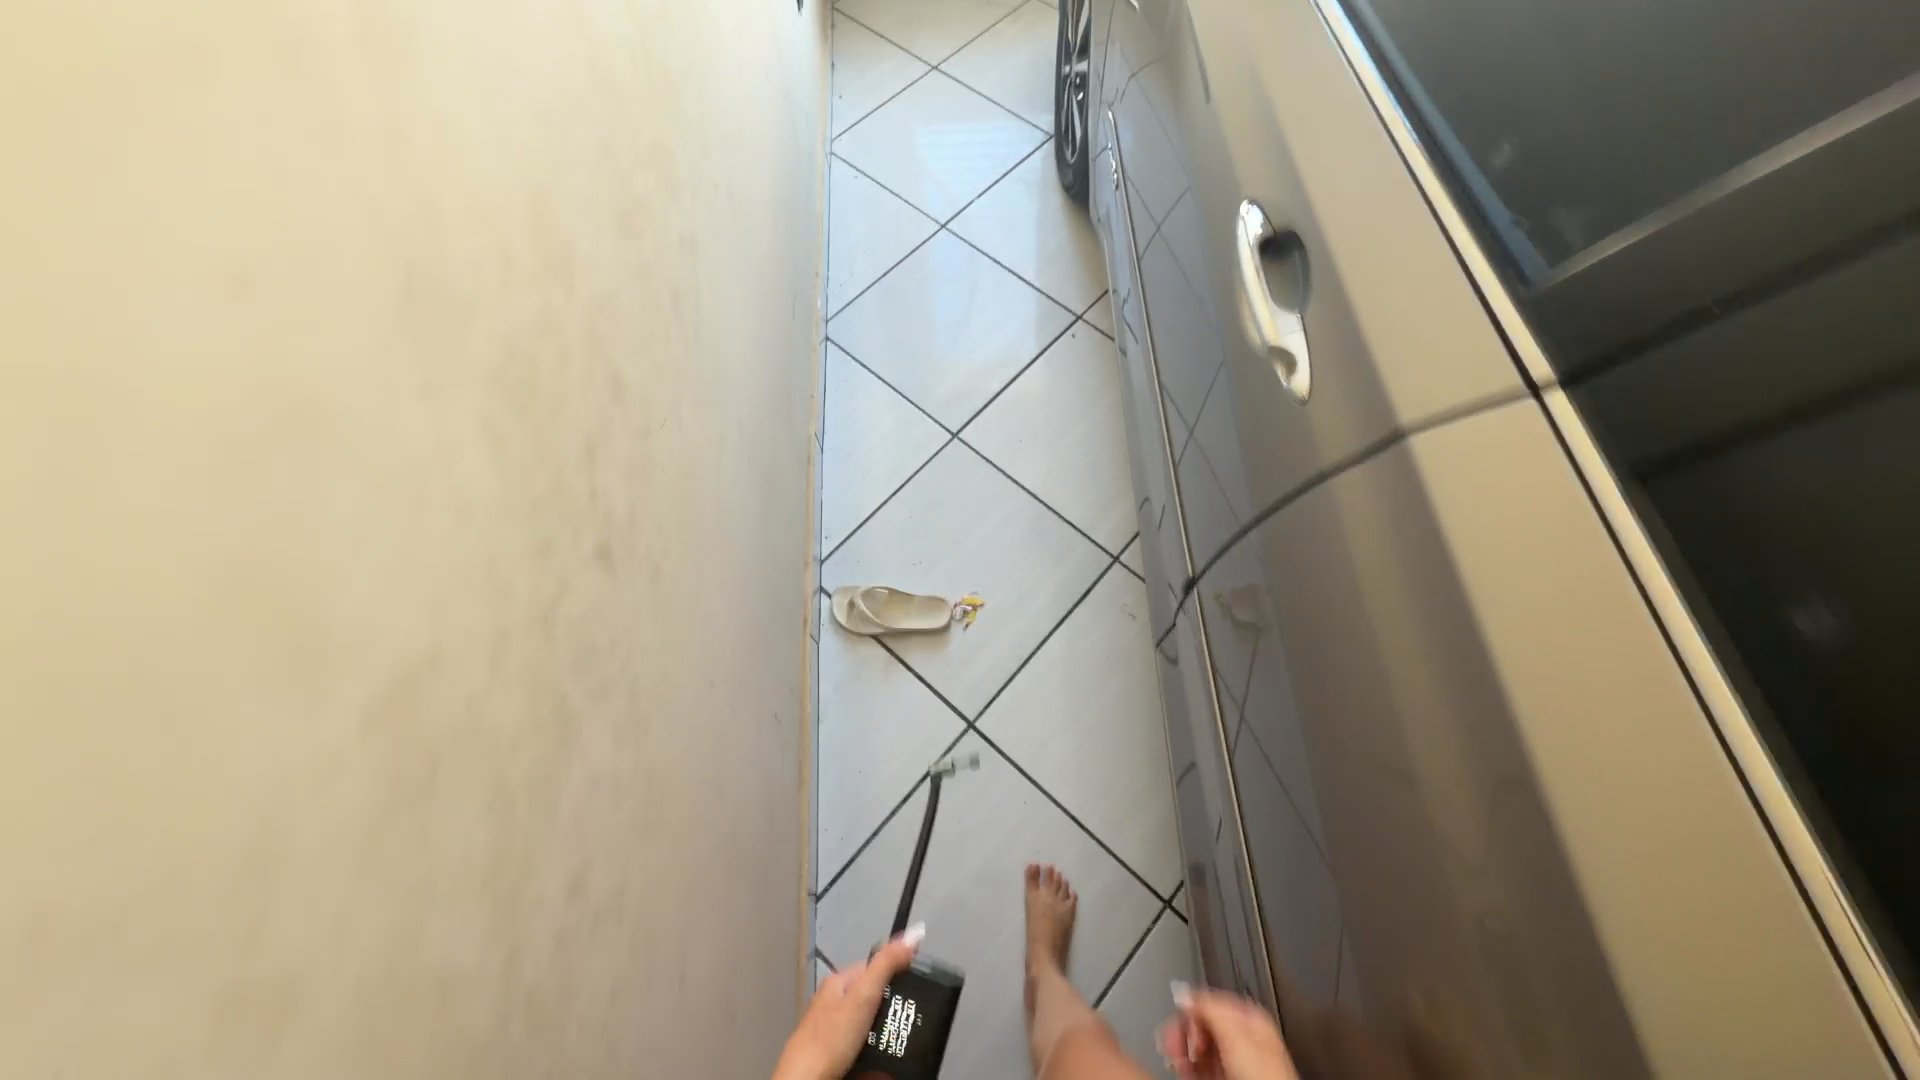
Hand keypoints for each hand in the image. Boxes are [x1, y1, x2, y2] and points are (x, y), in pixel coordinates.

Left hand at [772, 925, 923, 1079]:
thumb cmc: (833, 1036)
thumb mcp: (863, 995)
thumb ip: (887, 964)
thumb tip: (916, 933)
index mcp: (837, 984)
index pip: (873, 968)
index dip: (896, 975)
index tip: (918, 990)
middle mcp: (832, 1005)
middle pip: (871, 1001)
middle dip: (892, 1012)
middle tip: (914, 1023)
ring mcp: (832, 1033)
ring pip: (868, 1030)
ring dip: (886, 1037)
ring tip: (906, 1044)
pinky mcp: (834, 1059)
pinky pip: (863, 1053)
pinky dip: (876, 1060)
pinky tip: (887, 1068)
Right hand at [1157, 982, 1299, 1079]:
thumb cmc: (1267, 1074)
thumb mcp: (1235, 1032)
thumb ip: (1208, 1005)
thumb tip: (1183, 989)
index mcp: (1251, 1013)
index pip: (1210, 997)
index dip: (1190, 1004)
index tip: (1176, 1012)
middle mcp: (1244, 1032)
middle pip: (1202, 1020)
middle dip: (1184, 1028)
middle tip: (1174, 1039)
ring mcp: (1237, 1055)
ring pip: (1199, 1042)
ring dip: (1184, 1046)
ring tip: (1178, 1055)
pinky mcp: (1229, 1073)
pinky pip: (1202, 1061)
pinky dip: (1190, 1061)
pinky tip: (1185, 1065)